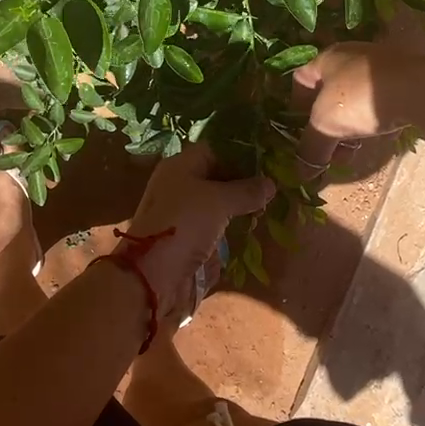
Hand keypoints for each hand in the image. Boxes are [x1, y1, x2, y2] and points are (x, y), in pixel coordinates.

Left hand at [122, 143, 273, 331]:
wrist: (152, 275)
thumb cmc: (184, 224)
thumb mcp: (219, 202)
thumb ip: (246, 191)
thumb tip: (271, 183)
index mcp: (180, 166)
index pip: (215, 150)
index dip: (240, 155)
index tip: (267, 164)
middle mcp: (179, 185)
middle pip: (216, 176)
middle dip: (242, 183)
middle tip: (272, 190)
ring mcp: (182, 213)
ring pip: (216, 203)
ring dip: (238, 207)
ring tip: (266, 210)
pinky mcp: (186, 239)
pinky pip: (213, 227)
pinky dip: (229, 228)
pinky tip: (250, 230)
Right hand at [290, 43, 424, 172]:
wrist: (421, 88)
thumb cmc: (361, 98)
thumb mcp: (327, 125)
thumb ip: (311, 147)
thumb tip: (301, 173)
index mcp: (327, 58)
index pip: (300, 79)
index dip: (295, 106)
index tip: (301, 131)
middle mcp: (351, 55)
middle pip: (328, 91)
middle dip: (325, 123)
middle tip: (330, 148)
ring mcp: (379, 64)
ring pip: (354, 97)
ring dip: (349, 124)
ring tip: (354, 147)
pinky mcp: (404, 76)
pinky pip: (377, 98)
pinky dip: (372, 116)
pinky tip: (378, 133)